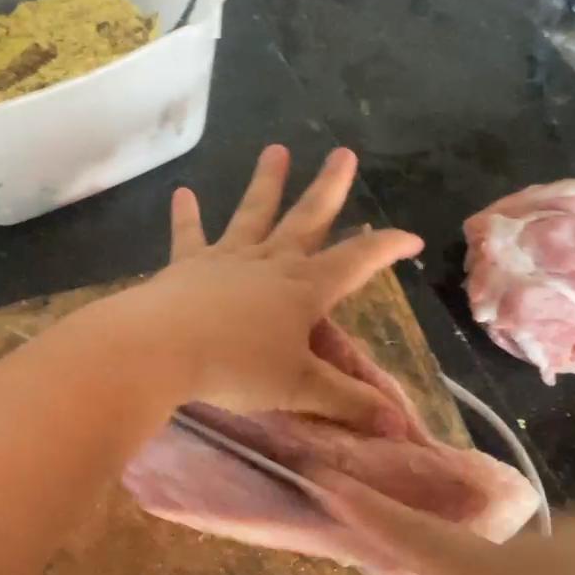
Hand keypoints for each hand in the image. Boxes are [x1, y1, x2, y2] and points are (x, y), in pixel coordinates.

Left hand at [114, 145, 423, 431]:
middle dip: (329, 187)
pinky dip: (186, 216)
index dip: (387, 247)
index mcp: (305, 288)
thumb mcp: (299, 388)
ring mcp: (227, 258)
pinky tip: (182, 193)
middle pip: (307, 219)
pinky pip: (189, 235)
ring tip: (276, 148)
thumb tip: (398, 425)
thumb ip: (347, 402)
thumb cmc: (236, 367)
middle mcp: (271, 263)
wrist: (163, 347)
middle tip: (344, 152)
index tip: (412, 237)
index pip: (358, 260)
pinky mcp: (187, 264)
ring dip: (267, 182)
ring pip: (254, 213)